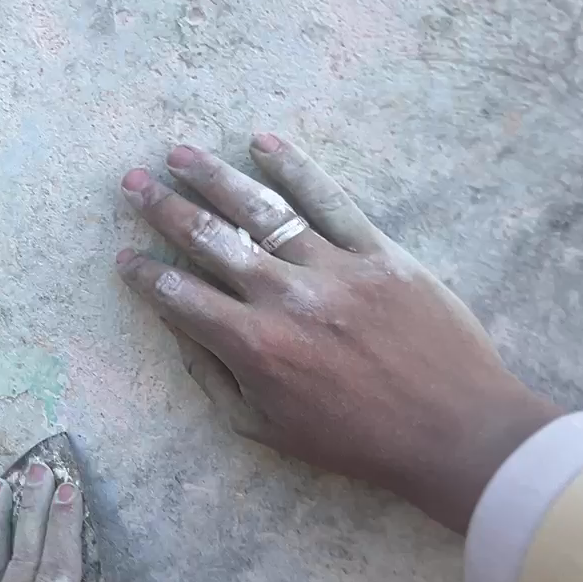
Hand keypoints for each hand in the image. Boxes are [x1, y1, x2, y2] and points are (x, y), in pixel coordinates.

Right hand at [115, 134, 563, 532]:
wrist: (458, 434)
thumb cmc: (351, 438)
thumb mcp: (261, 427)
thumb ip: (210, 373)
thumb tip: (173, 324)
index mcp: (253, 344)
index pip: (178, 294)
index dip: (143, 274)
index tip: (123, 257)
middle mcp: (284, 297)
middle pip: (209, 238)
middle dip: (162, 208)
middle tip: (132, 183)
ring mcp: (333, 269)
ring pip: (260, 210)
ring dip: (212, 178)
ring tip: (177, 154)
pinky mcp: (378, 253)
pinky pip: (330, 202)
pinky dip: (294, 169)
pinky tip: (261, 143)